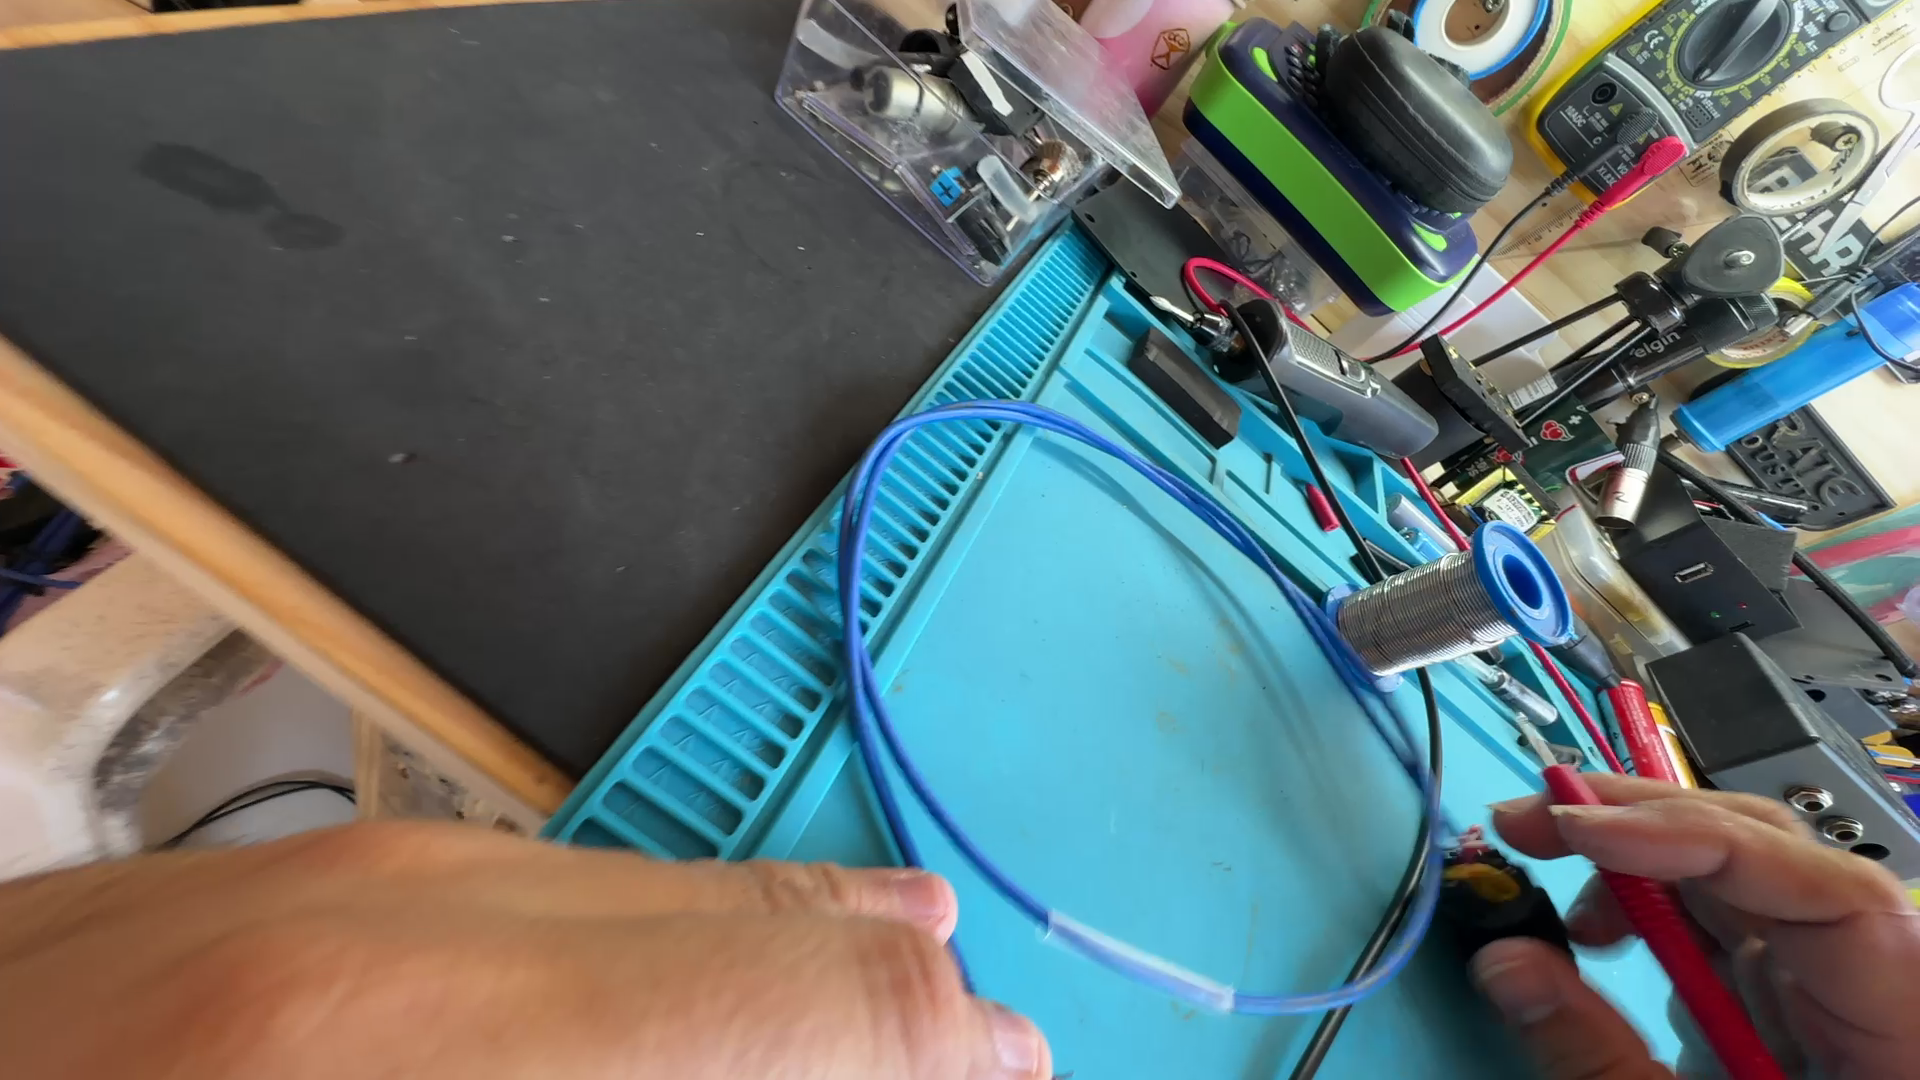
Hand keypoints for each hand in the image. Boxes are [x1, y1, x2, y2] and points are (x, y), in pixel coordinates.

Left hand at [0, 823, 1050, 1078]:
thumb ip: (675, 1062)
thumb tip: (804, 1054)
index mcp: (424, 1053)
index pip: (799, 1002)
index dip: (928, 1042)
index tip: (1006, 1066)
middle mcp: (419, 922)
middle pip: (761, 922)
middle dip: (892, 986)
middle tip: (985, 1032)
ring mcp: (371, 872)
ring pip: (683, 884)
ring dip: (806, 934)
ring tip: (901, 948)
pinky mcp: (336, 867)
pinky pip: (589, 882)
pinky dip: (693, 919)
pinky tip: (736, 935)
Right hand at [1470, 774, 1919, 1079]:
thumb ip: (1596, 1059)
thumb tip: (1502, 959)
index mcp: (1903, 1046)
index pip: (1833, 898)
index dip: (1699, 840)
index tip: (1576, 830)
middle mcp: (1875, 999)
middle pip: (1775, 854)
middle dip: (1639, 816)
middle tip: (1529, 818)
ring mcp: (1824, 993)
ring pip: (1732, 867)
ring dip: (1624, 846)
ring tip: (1542, 860)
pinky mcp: (1778, 999)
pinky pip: (1707, 915)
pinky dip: (1630, 894)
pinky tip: (1589, 925)